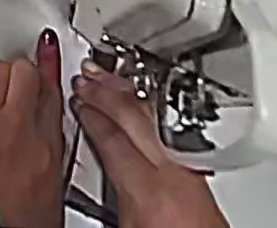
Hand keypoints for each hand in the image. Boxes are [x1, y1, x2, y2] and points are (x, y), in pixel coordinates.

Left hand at [0, 29, 65, 227]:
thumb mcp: (48, 196)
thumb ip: (50, 153)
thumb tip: (48, 134)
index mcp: (46, 148)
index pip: (53, 91)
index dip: (49, 71)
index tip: (48, 54)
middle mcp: (18, 125)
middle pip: (25, 70)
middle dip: (23, 74)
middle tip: (19, 86)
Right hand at [72, 64, 227, 227]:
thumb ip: (104, 200)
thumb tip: (81, 180)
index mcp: (148, 194)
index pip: (111, 137)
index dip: (90, 115)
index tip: (75, 100)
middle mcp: (172, 176)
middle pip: (132, 116)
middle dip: (104, 92)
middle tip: (84, 78)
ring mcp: (189, 173)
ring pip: (152, 115)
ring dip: (125, 92)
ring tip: (106, 76)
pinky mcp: (200, 177)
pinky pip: (166, 126)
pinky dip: (146, 107)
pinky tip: (137, 102)